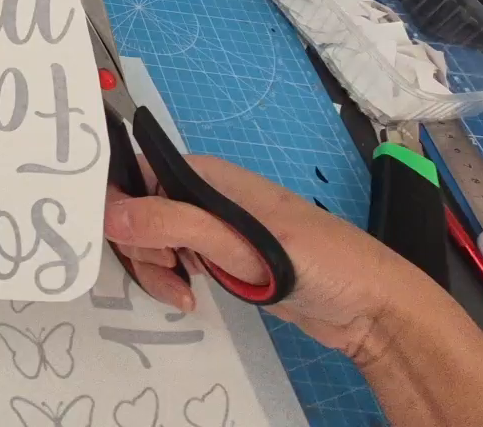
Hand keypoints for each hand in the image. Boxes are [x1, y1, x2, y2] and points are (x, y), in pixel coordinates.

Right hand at [103, 154, 435, 364]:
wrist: (373, 310)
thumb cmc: (312, 260)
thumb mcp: (239, 241)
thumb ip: (171, 223)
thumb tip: (108, 216)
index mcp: (199, 173)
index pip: (132, 175)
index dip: (116, 205)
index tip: (126, 241)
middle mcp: (196, 193)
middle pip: (135, 211)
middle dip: (140, 246)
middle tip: (168, 272)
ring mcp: (206, 226)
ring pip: (149, 240)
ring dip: (154, 269)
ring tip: (182, 294)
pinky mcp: (216, 255)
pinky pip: (170, 261)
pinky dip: (170, 280)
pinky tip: (189, 297)